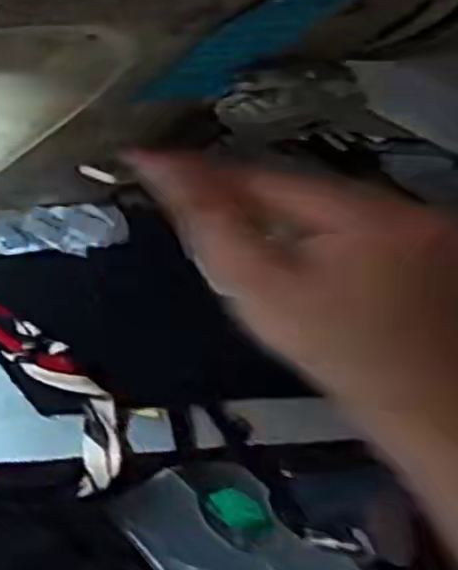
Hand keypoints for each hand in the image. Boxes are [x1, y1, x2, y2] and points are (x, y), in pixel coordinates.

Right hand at [126, 150, 457, 440]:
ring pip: (310, 201)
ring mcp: (425, 232)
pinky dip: (300, 226)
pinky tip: (278, 246)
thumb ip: (200, 217)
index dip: (189, 171)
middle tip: (175, 198)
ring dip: (264, 208)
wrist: (422, 409)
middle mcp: (406, 212)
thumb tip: (155, 167)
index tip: (141, 160)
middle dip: (229, 194)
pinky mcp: (429, 250)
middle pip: (284, 185)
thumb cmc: (336, 351)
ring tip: (222, 223)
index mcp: (367, 213)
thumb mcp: (249, 279)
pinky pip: (339, 220)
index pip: (251, 173)